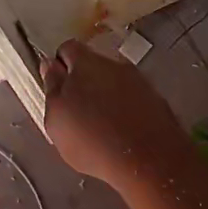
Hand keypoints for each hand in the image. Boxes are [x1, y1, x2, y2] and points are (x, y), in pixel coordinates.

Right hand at [41, 40, 190, 188]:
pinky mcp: (157, 99)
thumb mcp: (56, 118)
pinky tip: (121, 132)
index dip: (59, 67)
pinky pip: (133, 98)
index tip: (56, 89)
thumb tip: (50, 66)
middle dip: (84, 82)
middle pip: (93, 65)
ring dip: (106, 96)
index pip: (67, 49)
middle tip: (76, 112)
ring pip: (115, 82)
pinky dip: (125, 108)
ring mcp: (140, 80)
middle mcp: (116, 64)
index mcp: (87, 62)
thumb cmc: (92, 139)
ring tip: (101, 126)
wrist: (147, 159)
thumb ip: (52, 87)